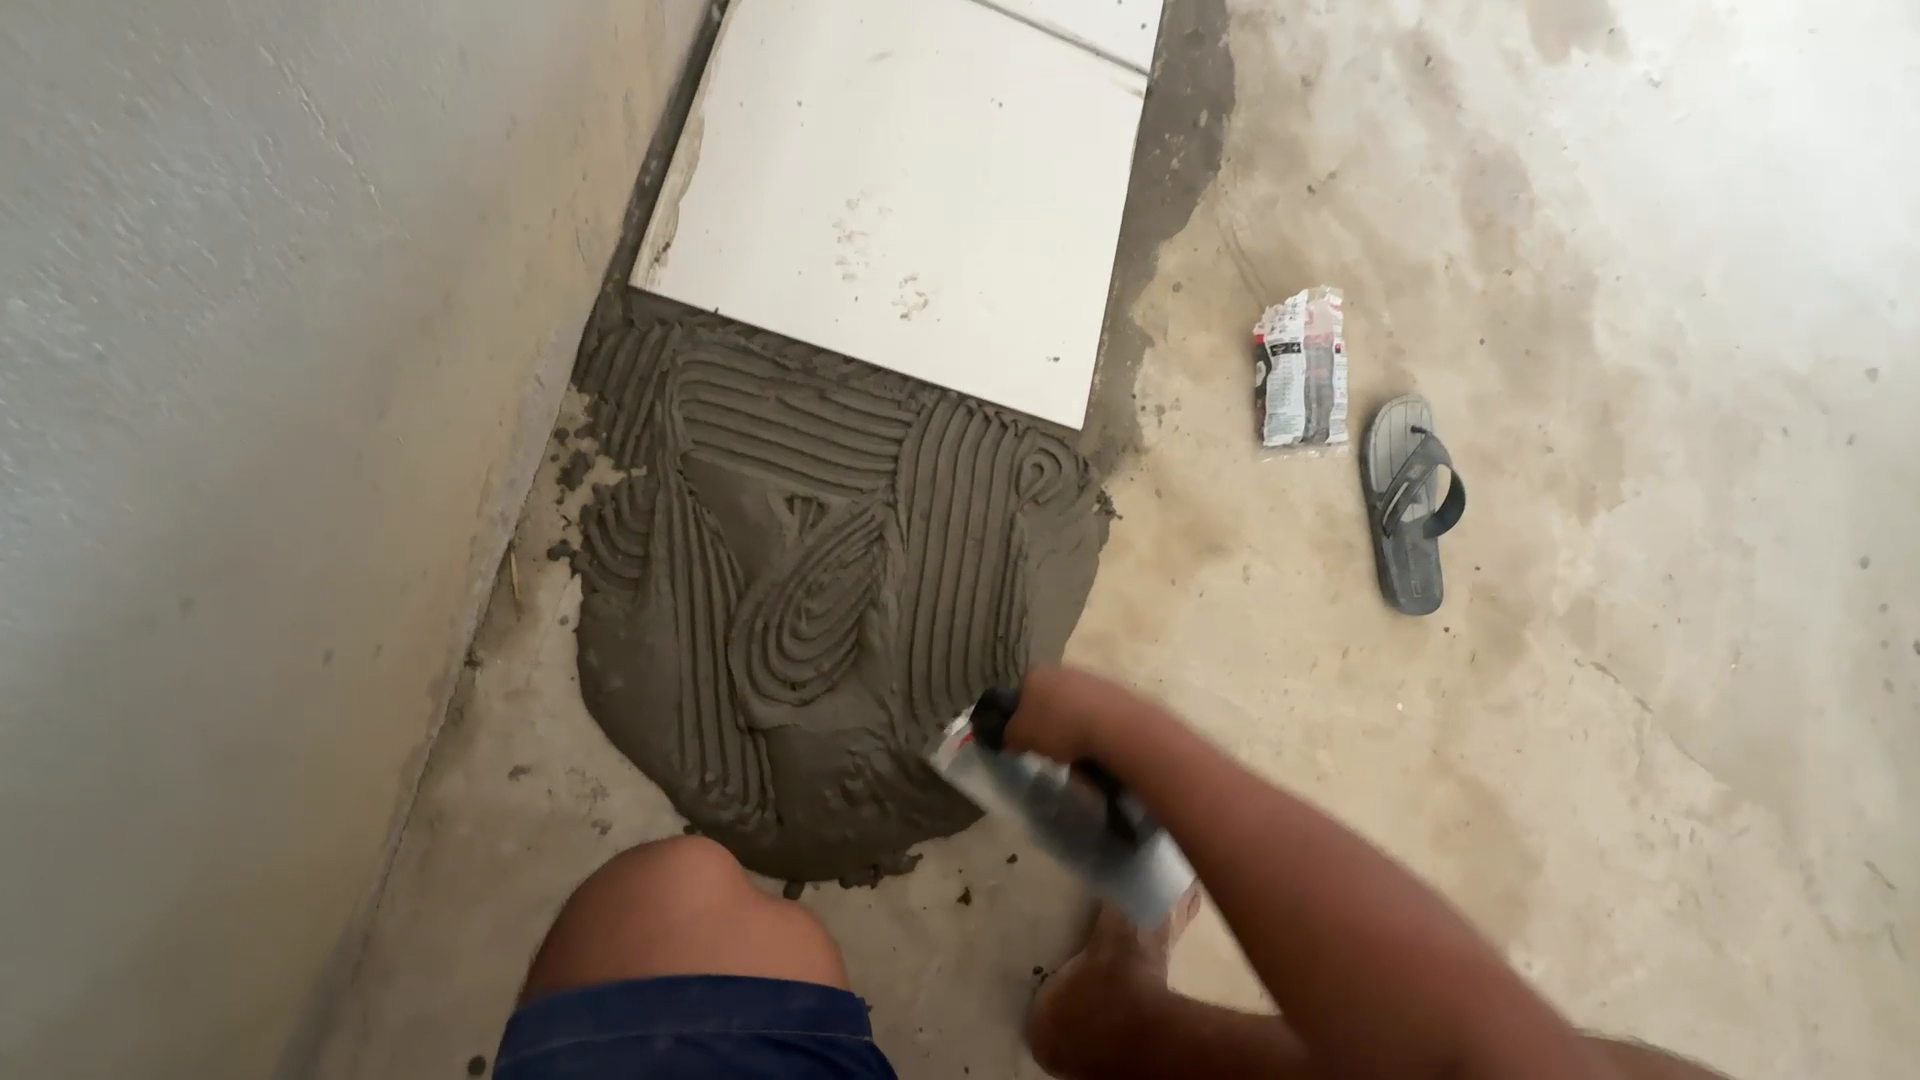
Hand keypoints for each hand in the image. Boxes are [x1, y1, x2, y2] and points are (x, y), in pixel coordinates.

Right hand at [1004, 665, 1142, 764]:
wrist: (1114, 725)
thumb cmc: (1058, 727)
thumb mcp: (1020, 736)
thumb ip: (1007, 734)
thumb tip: (1006, 735)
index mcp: (1034, 674)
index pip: (1018, 693)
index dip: (1018, 716)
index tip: (1023, 738)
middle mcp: (1061, 669)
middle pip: (1047, 698)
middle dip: (1047, 721)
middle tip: (1049, 747)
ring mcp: (1090, 678)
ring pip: (1072, 706)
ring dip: (1071, 726)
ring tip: (1076, 751)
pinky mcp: (1114, 691)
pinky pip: (1095, 713)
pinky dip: (1093, 728)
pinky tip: (1097, 745)